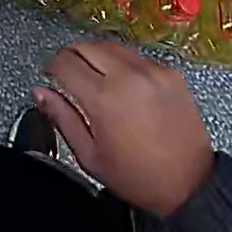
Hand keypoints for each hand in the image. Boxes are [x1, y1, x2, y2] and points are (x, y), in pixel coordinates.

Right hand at [35, 42, 212, 216]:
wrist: (190, 185)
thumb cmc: (140, 178)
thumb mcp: (91, 156)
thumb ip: (62, 118)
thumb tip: (40, 94)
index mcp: (104, 99)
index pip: (66, 63)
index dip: (52, 66)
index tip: (50, 73)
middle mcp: (128, 77)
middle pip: (87, 46)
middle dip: (72, 56)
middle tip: (68, 73)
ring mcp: (152, 71)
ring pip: (112, 46)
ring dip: (97, 56)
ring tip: (95, 78)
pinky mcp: (170, 72)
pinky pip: (137, 57)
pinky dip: (124, 64)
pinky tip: (124, 84)